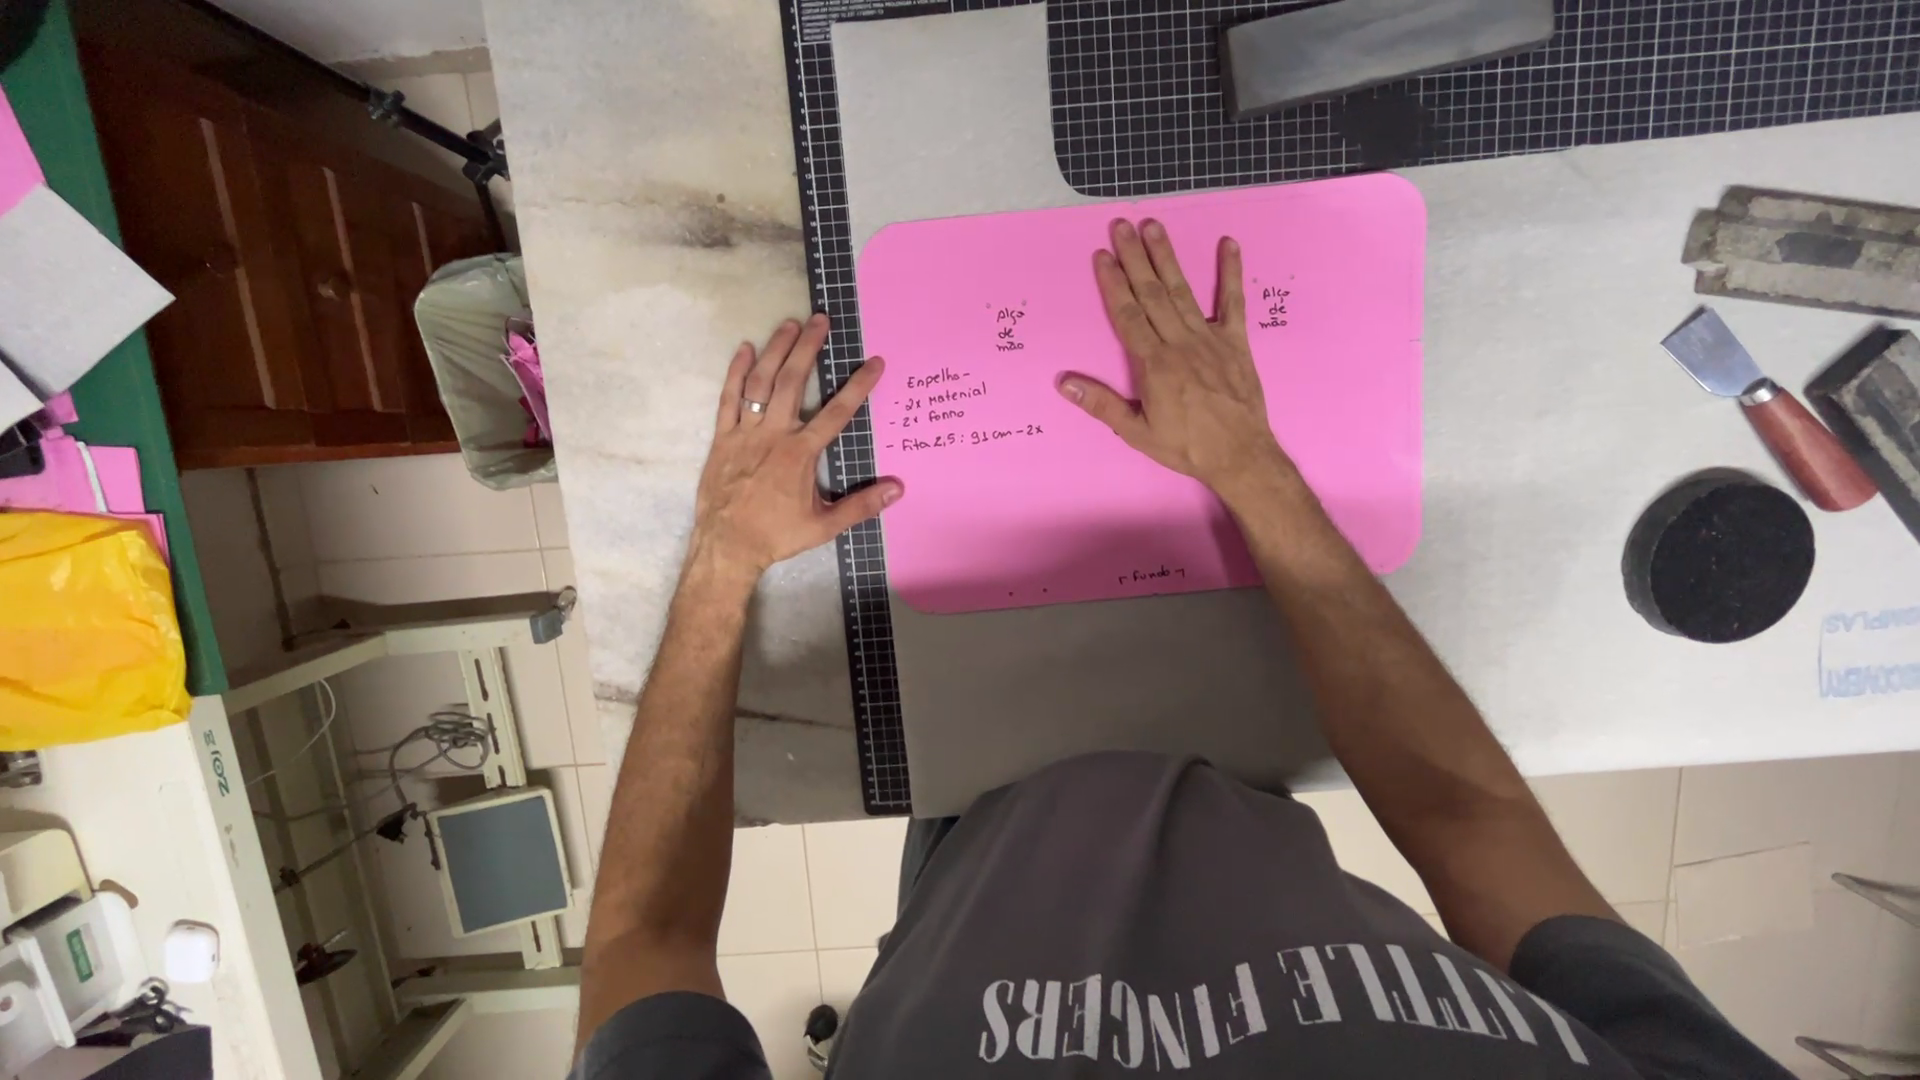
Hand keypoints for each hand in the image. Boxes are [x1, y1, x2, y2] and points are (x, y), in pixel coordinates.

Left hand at [688, 314, 901, 584]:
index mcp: (800, 454)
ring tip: (790, 324)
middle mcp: (774, 435)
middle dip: (808, 348)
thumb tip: (897, 489)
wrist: (727, 546)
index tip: (874, 362)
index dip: (858, 385)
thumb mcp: (825, 526)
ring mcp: (745, 433)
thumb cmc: (777, 536)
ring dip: (776, 350)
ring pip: (761, 383)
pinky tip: (746, 349)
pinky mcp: (723, 438)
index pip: (837, 412)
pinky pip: (729, 398)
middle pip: (794, 382)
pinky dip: (736, 372)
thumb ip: (861, 505)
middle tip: (820, 320)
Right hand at [1058, 219, 1292, 497]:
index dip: (1112, 283)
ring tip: (1154, 226)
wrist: (1240, 455)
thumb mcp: (1136, 432)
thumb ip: (1101, 404)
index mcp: (1154, 365)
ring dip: (1167, 257)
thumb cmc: (1186, 447)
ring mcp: (1210, 339)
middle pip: (1152, 293)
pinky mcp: (1236, 343)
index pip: (1127, 315)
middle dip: (1134, 258)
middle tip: (1122, 225)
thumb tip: (1064, 383)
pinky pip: (1233, 302)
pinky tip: (1228, 244)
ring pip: (1182, 291)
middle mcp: (1180, 344)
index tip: (1102, 255)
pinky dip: (1230, 272)